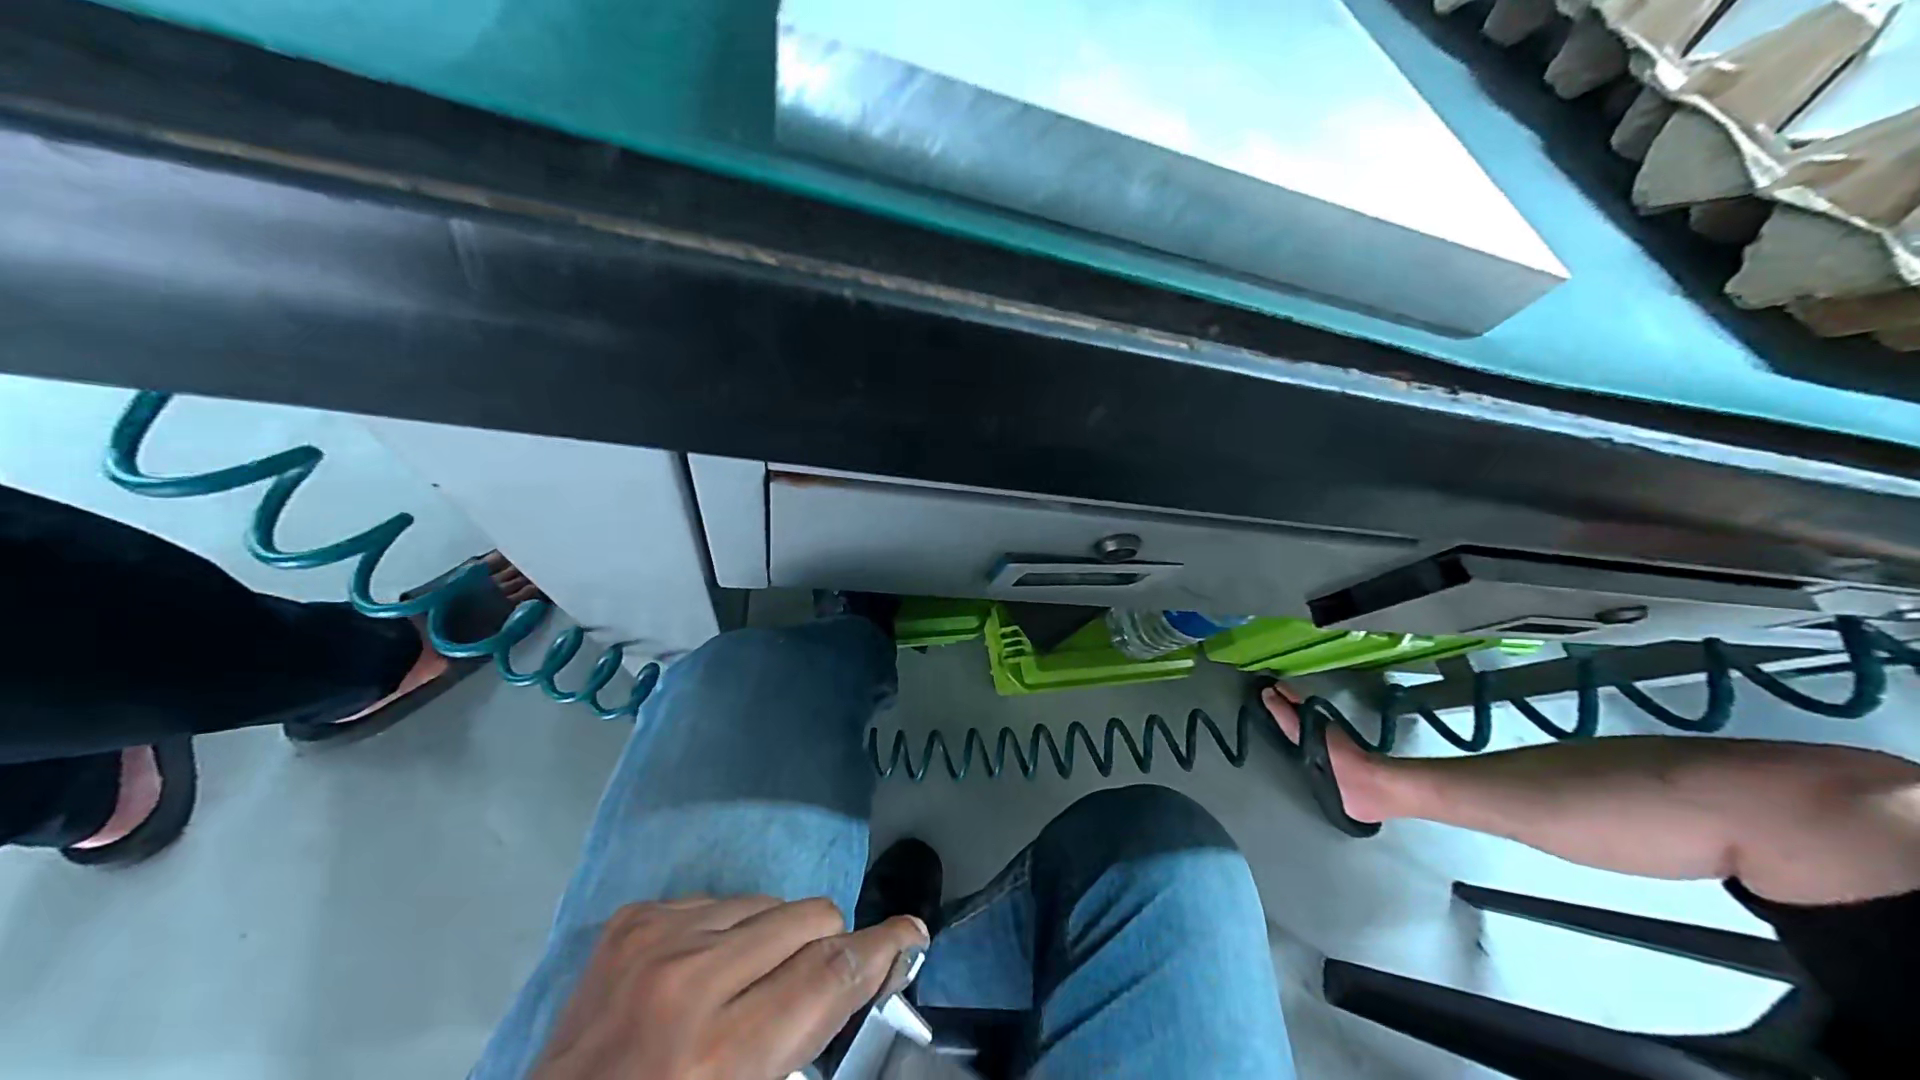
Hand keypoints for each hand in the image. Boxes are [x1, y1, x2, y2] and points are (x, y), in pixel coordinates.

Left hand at [530, 896, 928, 1079]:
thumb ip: (811, 1029)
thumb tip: (867, 964)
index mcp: (722, 1054)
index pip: (830, 972)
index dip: (882, 948)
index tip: (910, 935)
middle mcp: (689, 983)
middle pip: (810, 918)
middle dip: (824, 947)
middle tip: (802, 988)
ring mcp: (656, 939)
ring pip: (770, 901)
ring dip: (774, 938)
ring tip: (741, 985)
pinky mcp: (633, 919)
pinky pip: (721, 900)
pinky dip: (728, 931)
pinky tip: (699, 972)